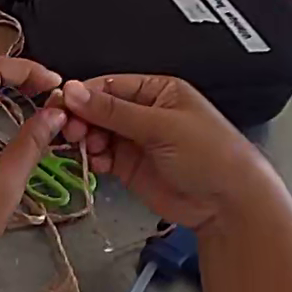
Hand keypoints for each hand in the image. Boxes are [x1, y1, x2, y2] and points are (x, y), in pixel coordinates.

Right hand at [58, 75, 281, 235]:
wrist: (229, 205)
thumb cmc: (210, 155)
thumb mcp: (161, 126)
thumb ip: (113, 110)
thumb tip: (73, 91)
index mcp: (156, 91)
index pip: (110, 86)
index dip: (84, 94)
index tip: (63, 104)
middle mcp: (143, 112)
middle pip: (98, 108)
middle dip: (82, 118)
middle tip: (72, 130)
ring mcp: (134, 140)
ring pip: (95, 132)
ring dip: (86, 139)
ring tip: (88, 148)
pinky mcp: (128, 165)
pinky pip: (100, 155)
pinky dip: (92, 158)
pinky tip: (97, 163)